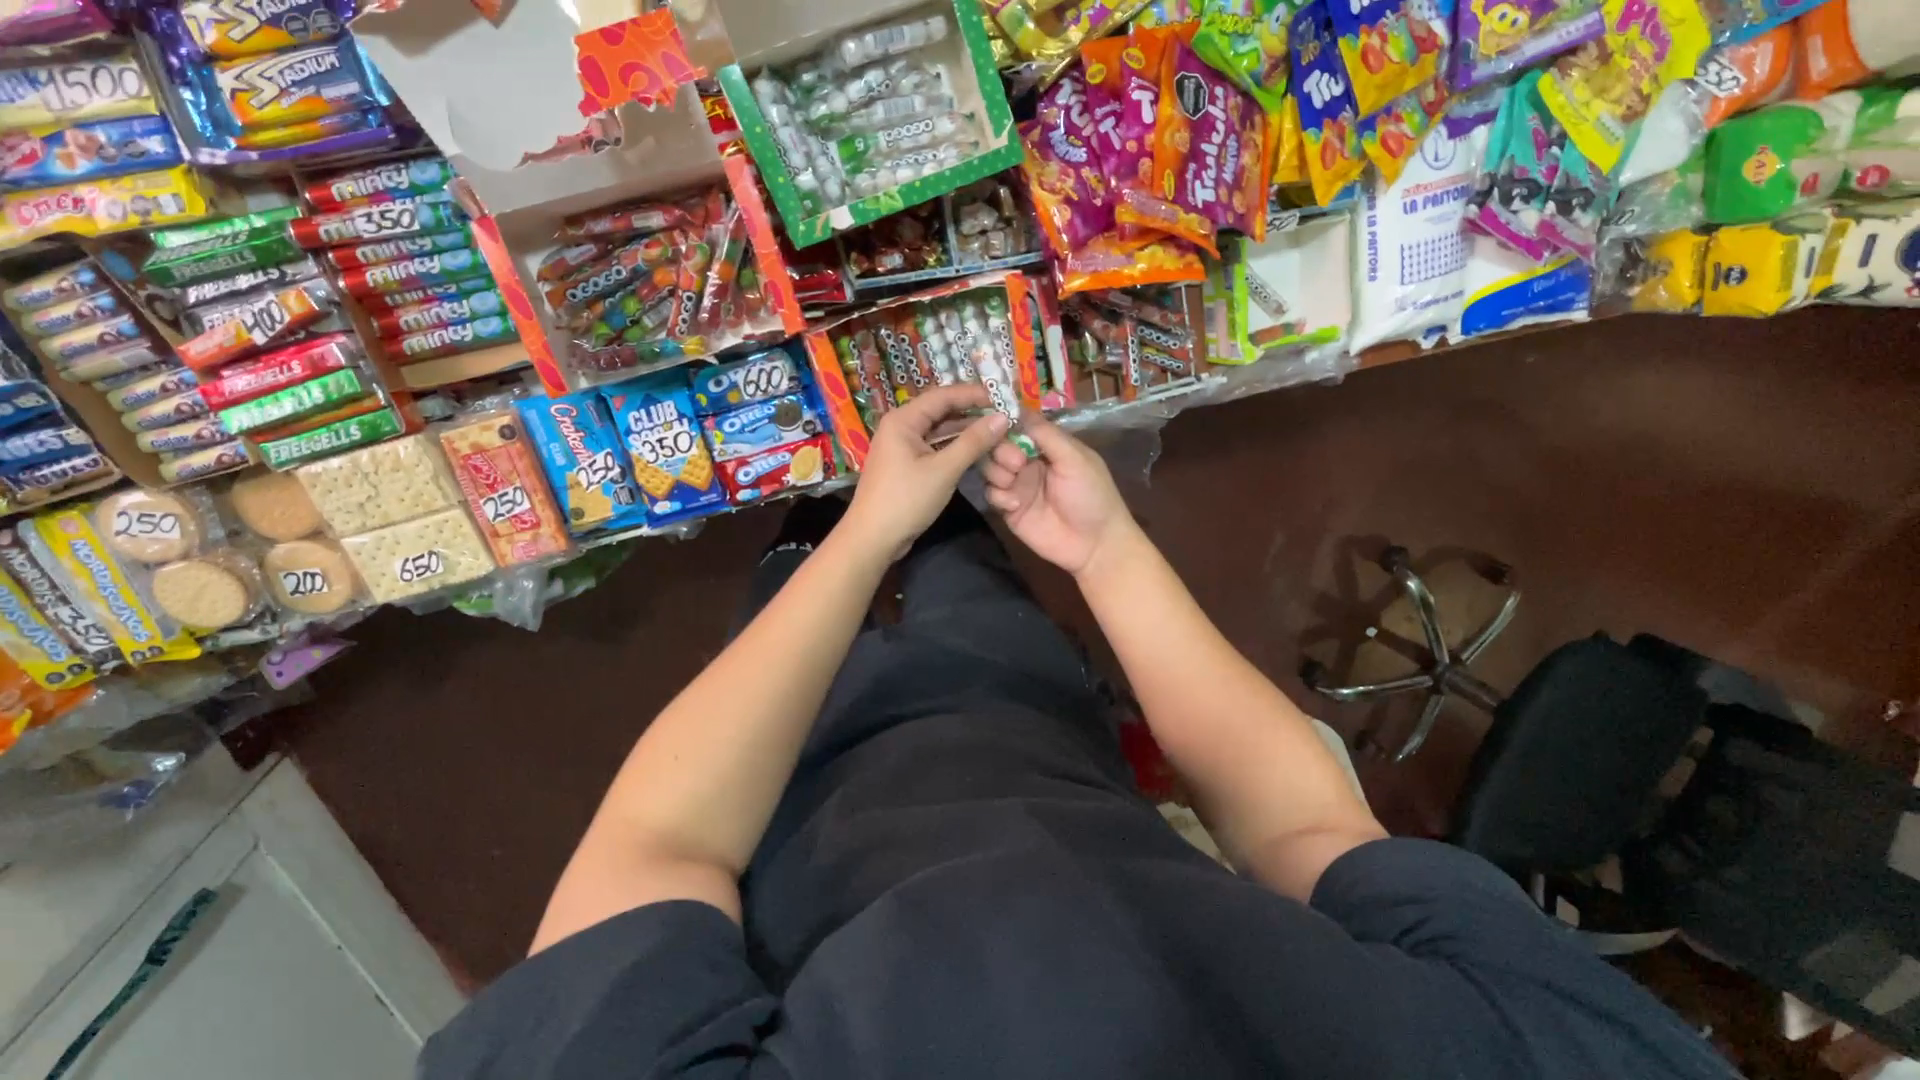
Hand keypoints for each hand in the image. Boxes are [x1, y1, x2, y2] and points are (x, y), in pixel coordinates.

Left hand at [840, 384, 1008, 561]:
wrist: (873, 539)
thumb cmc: (906, 500)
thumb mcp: (943, 470)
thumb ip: (973, 442)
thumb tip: (1002, 418)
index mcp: (904, 420)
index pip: (944, 395)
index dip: (975, 395)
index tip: (1004, 399)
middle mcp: (902, 427)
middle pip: (944, 414)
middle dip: (975, 419)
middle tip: (1007, 422)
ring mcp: (905, 448)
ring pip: (943, 434)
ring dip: (969, 438)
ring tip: (1000, 440)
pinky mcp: (909, 467)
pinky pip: (938, 451)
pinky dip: (958, 453)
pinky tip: (981, 456)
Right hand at [979, 416, 1137, 577]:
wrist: (1095, 544)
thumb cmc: (1092, 496)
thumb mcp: (1074, 459)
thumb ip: (1046, 434)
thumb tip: (1018, 408)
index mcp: (1047, 446)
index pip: (1018, 425)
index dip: (1005, 423)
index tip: (997, 424)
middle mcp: (1029, 462)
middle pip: (998, 445)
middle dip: (1001, 450)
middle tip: (1017, 463)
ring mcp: (1018, 485)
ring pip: (990, 468)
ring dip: (996, 471)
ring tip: (1012, 481)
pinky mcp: (1009, 509)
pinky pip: (991, 494)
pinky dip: (998, 495)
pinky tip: (1015, 504)